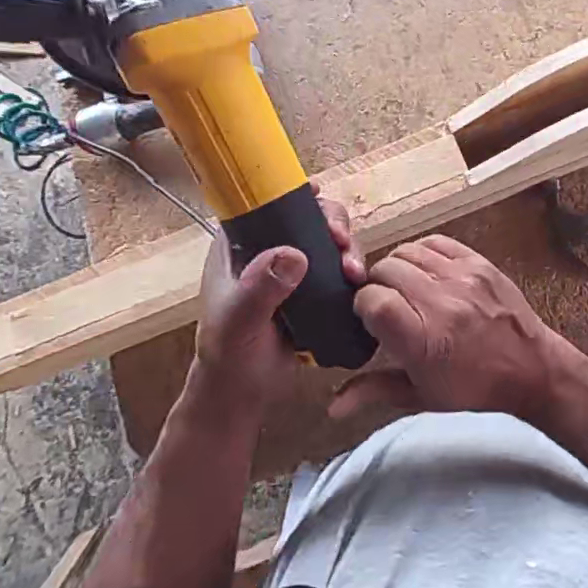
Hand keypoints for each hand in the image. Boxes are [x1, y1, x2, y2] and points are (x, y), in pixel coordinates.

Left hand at [190, 191, 364, 407]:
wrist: (242, 392)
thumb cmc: (228, 353)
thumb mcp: (238, 320)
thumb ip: (259, 289)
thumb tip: (293, 254)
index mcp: (239, 245)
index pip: (266, 204)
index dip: (293, 195)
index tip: (317, 198)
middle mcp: (267, 250)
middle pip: (307, 218)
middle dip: (331, 223)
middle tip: (341, 241)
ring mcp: (293, 272)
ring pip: (327, 244)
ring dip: (347, 249)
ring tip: (353, 272)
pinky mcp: (315, 293)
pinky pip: (338, 272)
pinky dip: (352, 272)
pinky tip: (359, 284)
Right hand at [327, 234, 586, 424]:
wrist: (534, 372)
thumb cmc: (472, 390)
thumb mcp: (420, 396)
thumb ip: (372, 391)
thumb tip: (331, 407)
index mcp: (422, 339)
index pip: (371, 300)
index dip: (363, 307)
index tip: (370, 320)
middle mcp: (440, 303)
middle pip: (385, 269)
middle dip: (377, 285)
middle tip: (387, 304)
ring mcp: (462, 278)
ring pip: (407, 251)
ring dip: (397, 268)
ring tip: (405, 288)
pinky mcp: (479, 264)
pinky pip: (435, 242)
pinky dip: (422, 253)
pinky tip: (424, 272)